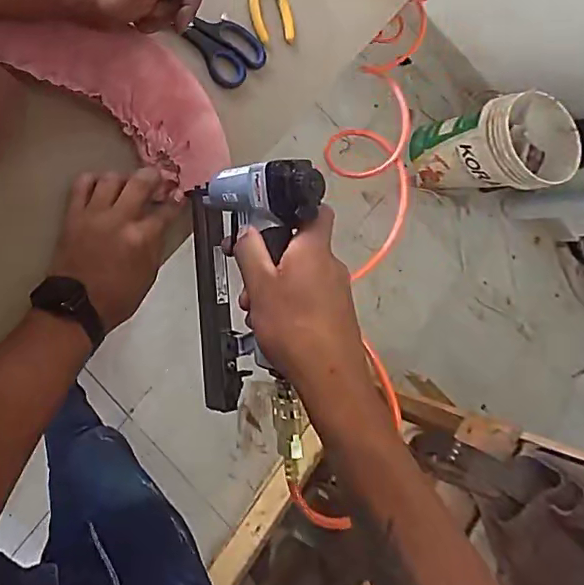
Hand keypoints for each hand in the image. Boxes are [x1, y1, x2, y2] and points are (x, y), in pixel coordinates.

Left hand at [49, 168, 183, 327]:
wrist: (75, 306)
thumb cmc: (116, 297)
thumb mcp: (148, 275)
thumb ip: (155, 245)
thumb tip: (159, 225)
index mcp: (141, 238)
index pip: (165, 211)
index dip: (176, 201)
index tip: (179, 195)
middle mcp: (119, 220)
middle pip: (141, 182)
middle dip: (154, 176)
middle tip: (157, 179)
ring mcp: (94, 214)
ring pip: (111, 178)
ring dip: (124, 179)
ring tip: (127, 186)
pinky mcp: (73, 215)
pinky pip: (82, 185)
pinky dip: (93, 180)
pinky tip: (100, 186)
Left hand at [86, 0, 215, 32]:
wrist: (90, 8)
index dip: (189, 6)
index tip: (179, 22)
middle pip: (184, 1)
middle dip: (168, 14)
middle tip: (149, 15)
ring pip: (173, 11)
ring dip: (157, 20)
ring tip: (139, 17)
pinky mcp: (148, 2)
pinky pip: (161, 16)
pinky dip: (150, 22)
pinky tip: (137, 20)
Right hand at [232, 210, 374, 409]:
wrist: (330, 376)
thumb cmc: (293, 324)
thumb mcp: (260, 284)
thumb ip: (250, 251)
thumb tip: (248, 230)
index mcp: (314, 247)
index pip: (315, 209)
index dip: (292, 208)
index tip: (267, 219)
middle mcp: (330, 263)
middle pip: (297, 247)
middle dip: (268, 261)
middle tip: (249, 284)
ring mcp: (336, 290)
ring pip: (298, 276)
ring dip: (273, 288)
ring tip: (256, 313)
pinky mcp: (336, 313)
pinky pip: (306, 297)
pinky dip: (287, 305)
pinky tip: (272, 328)